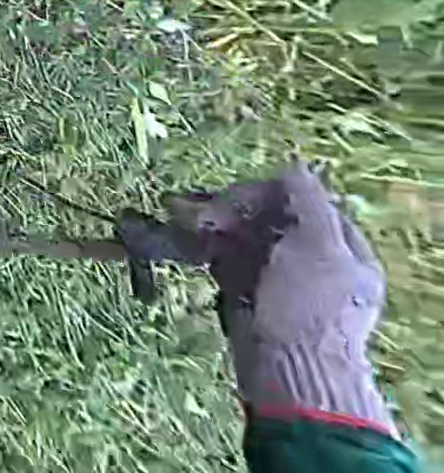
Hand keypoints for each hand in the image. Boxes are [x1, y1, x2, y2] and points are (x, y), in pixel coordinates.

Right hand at [168, 162, 394, 432]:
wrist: (286, 357)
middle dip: (226, 208)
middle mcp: (306, 252)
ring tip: (182, 223)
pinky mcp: (241, 277)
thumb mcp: (321, 251)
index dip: (262, 193)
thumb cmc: (311, 304)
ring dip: (205, 219)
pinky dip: (198, 239)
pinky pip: (216, 246)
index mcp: (339, 246)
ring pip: (232, 226)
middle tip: (204, 218)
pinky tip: (184, 238)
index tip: (234, 199)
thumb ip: (310, 206)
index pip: (297, 199)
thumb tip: (297, 165)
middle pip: (259, 211)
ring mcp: (271, 265)